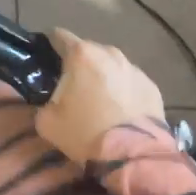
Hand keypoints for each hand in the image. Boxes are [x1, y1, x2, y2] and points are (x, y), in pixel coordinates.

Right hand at [34, 28, 166, 164]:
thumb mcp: (47, 122)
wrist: (135, 159)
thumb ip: (43, 103)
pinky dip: (124, 91)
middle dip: (78, 65)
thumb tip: (47, 102)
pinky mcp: (153, 87)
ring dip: (103, 77)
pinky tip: (122, 113)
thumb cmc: (87, 134)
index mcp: (81, 54)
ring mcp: (134, 69)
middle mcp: (109, 53)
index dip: (49, 47)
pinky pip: (130, 82)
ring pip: (111, 65)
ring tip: (101, 102)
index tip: (46, 64)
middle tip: (73, 89)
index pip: (58, 35)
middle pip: (87, 50)